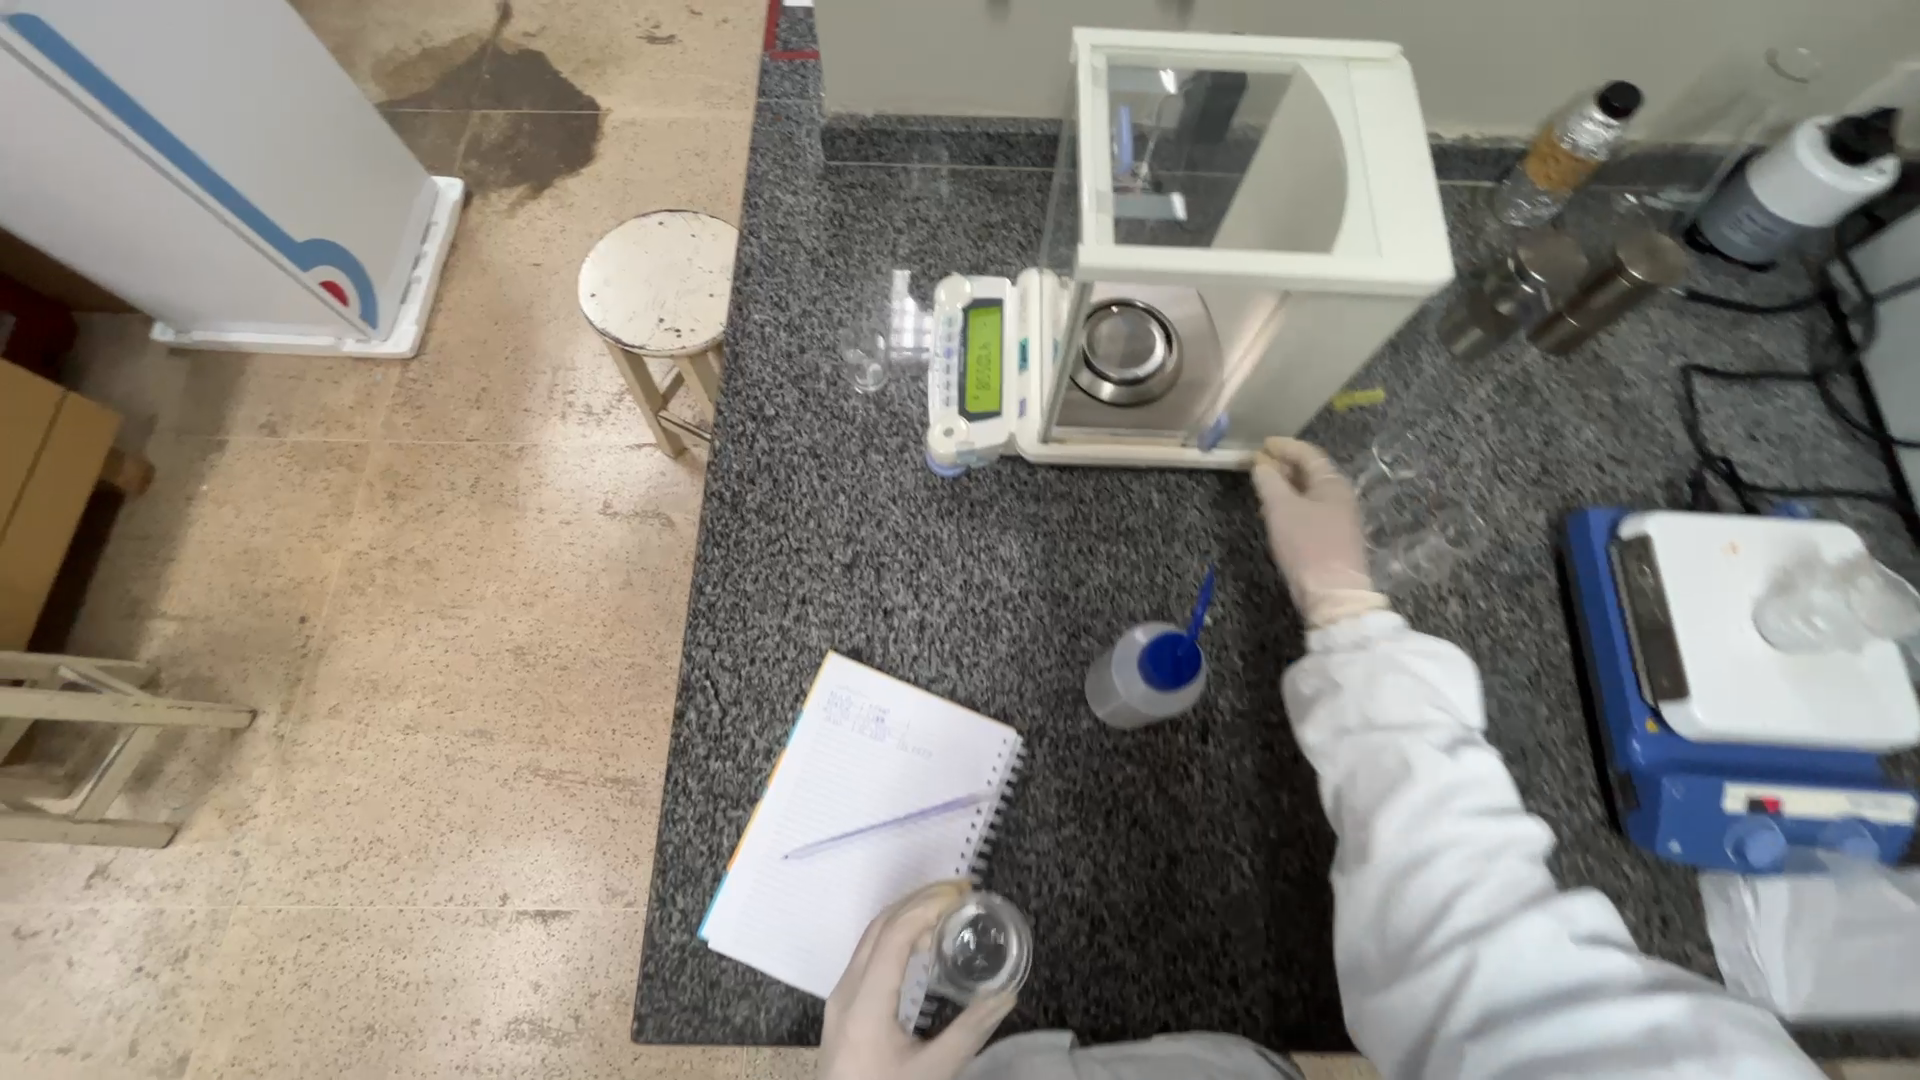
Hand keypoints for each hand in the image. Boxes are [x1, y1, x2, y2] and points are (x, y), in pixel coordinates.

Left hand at [820, 881, 1017, 1079]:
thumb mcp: (931, 1075)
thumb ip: (968, 1033)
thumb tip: (1007, 994)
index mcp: (865, 1004)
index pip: (893, 935)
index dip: (927, 906)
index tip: (960, 895)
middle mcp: (846, 990)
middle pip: (880, 925)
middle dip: (920, 898)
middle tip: (960, 890)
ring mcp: (840, 996)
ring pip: (871, 935)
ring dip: (907, 912)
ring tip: (946, 906)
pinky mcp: (843, 1004)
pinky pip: (868, 951)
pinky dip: (896, 932)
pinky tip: (922, 940)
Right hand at [1250, 437, 1389, 628]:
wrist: (1332, 593)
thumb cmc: (1306, 544)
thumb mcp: (1281, 509)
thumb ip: (1269, 482)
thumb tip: (1261, 466)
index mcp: (1332, 484)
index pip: (1308, 454)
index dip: (1284, 446)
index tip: (1263, 444)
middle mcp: (1340, 496)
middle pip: (1311, 472)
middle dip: (1284, 465)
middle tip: (1259, 463)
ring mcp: (1339, 518)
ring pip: (1309, 492)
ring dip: (1286, 485)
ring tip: (1263, 484)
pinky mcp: (1333, 538)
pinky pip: (1310, 509)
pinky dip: (1291, 503)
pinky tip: (1276, 511)